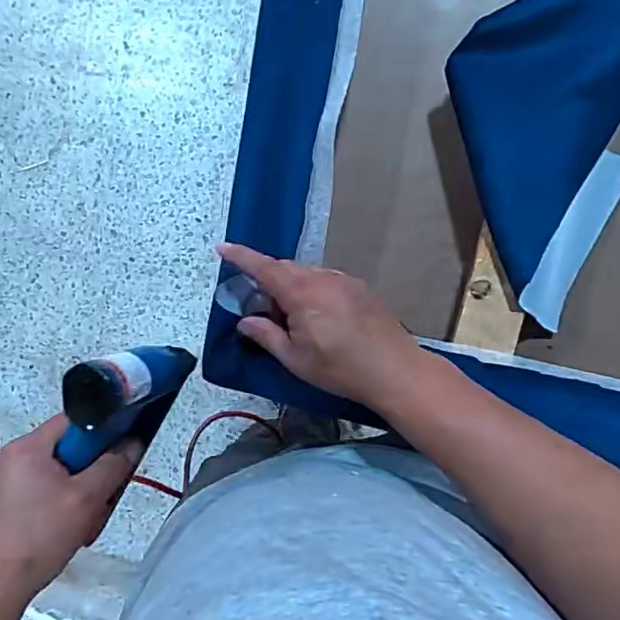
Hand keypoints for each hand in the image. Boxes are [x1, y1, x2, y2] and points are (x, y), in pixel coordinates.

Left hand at [0, 415, 142, 602]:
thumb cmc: (38, 538)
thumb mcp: (86, 500)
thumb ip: (113, 466)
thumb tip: (132, 443)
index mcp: (26, 446)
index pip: (72, 422)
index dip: (99, 436)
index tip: (115, 459)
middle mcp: (9, 456)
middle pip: (63, 450)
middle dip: (87, 474)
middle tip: (98, 502)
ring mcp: (0, 481)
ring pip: (52, 475)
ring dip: (73, 495)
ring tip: (80, 526)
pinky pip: (36, 492)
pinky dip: (54, 507)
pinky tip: (60, 533)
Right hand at [217, 242, 432, 406]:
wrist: (396, 371)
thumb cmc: (340, 368)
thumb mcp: (295, 358)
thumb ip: (266, 335)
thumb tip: (246, 322)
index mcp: (301, 293)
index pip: (264, 267)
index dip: (241, 257)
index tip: (223, 247)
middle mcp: (323, 278)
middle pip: (285, 268)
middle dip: (267, 279)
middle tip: (261, 307)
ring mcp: (345, 281)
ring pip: (307, 274)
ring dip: (292, 287)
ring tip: (292, 318)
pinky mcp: (361, 289)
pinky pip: (327, 281)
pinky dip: (313, 290)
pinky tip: (320, 317)